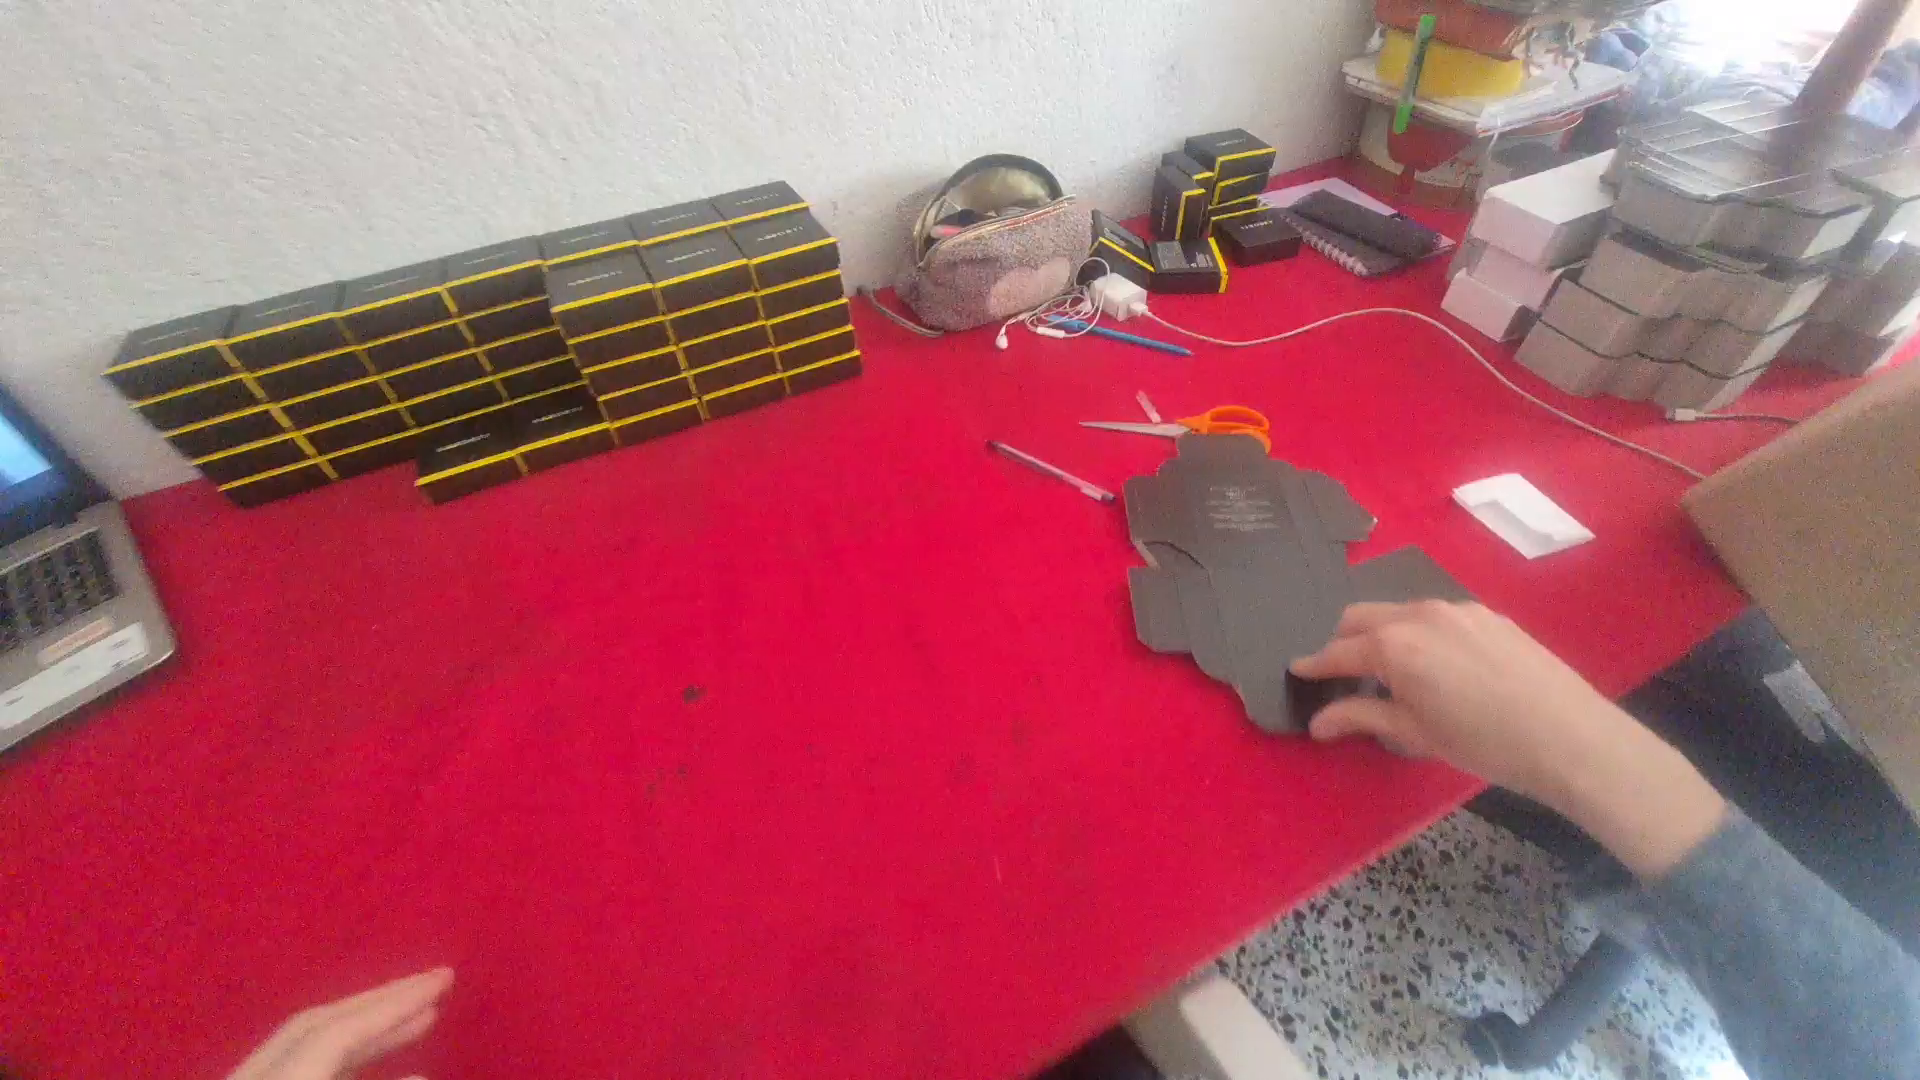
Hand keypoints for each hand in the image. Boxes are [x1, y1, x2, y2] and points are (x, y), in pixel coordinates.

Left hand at [226, 967, 452, 1079]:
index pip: (334, 1032)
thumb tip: (424, 1075)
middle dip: (381, 1000)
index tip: (446, 978)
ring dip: (366, 1026)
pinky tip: (376, 1057)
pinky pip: (292, 1065)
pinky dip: (339, 1056)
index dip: (394, 1004)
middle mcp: (245, 1075)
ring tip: (422, 1016)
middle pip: (312, 1024)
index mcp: (272, 1078)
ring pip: (300, 1044)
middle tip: (439, 979)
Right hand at [1290, 600, 1623, 803]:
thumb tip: (1317, 723)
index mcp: (1392, 645)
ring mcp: (1456, 610)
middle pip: (1359, 618)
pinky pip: (1435, 616)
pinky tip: (1438, 665)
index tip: (1297, 671)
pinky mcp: (1489, 615)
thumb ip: (1359, 717)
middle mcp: (1418, 615)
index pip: (1337, 652)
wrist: (1575, 740)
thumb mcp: (1413, 733)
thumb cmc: (1483, 743)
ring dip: (1382, 634)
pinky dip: (1418, 633)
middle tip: (1345, 673)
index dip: (1314, 665)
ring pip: (1398, 613)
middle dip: (1343, 642)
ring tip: (1394, 671)